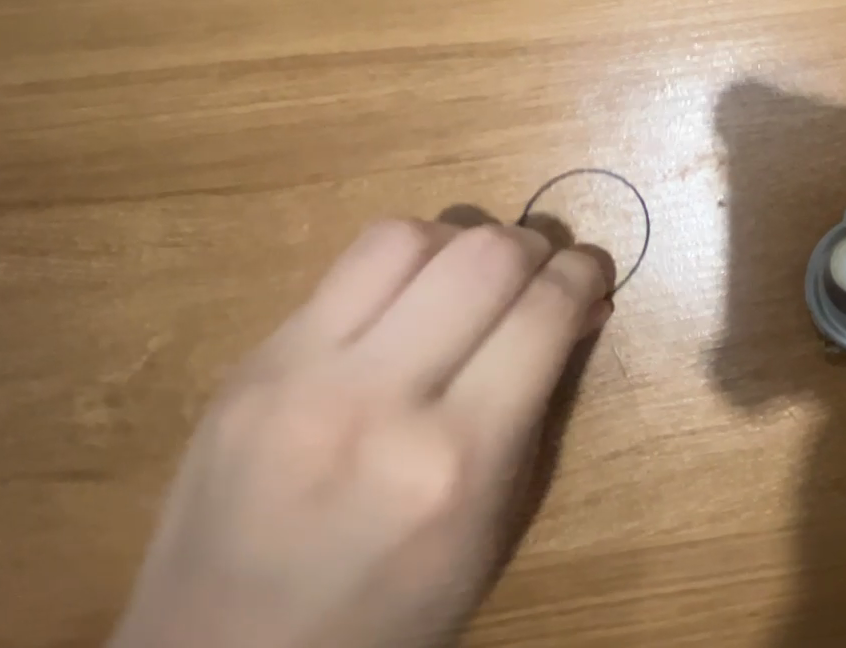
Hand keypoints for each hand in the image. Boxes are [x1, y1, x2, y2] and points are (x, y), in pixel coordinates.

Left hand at [109, 218, 613, 647]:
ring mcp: (300, 374)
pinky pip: (347, 266)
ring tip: (472, 279)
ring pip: (409, 236)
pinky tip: (411, 299)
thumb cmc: (394, 612)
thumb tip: (580, 305)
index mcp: (456, 463)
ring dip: (463, 242)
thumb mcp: (497, 524)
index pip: (544, 312)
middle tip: (541, 273)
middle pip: (485, 254)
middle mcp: (377, 403)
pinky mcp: (253, 361)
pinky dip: (405, 262)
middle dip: (535, 247)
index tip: (592, 273)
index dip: (584, 273)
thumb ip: (543, 402)